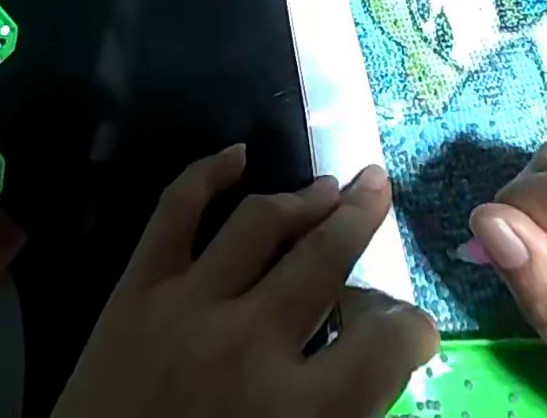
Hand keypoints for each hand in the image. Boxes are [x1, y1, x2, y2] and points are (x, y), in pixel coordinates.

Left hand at [52, 145, 439, 417]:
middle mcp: (247, 344)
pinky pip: (174, 211)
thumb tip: (373, 360)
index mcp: (294, 414)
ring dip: (303, 197)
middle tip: (377, 184)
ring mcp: (186, 307)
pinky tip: (237, 154)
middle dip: (362, 214)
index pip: (383, 345)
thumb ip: (340, 413)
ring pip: (261, 223)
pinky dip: (206, 173)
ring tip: (328, 185)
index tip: (412, 326)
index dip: (410, 329)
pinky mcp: (134, 293)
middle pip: (325, 256)